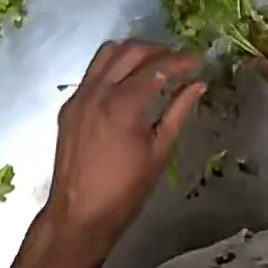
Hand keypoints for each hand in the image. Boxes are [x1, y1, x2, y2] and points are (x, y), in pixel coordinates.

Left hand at [42, 39, 204, 257]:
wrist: (78, 218)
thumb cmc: (125, 191)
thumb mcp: (159, 151)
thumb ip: (179, 111)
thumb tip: (198, 84)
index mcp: (123, 105)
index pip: (157, 67)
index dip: (181, 60)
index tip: (198, 60)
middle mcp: (98, 92)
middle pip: (132, 50)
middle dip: (159, 49)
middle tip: (179, 59)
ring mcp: (80, 96)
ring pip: (108, 53)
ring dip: (134, 51)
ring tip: (154, 62)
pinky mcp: (69, 105)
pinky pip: (93, 71)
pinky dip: (114, 66)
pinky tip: (127, 81)